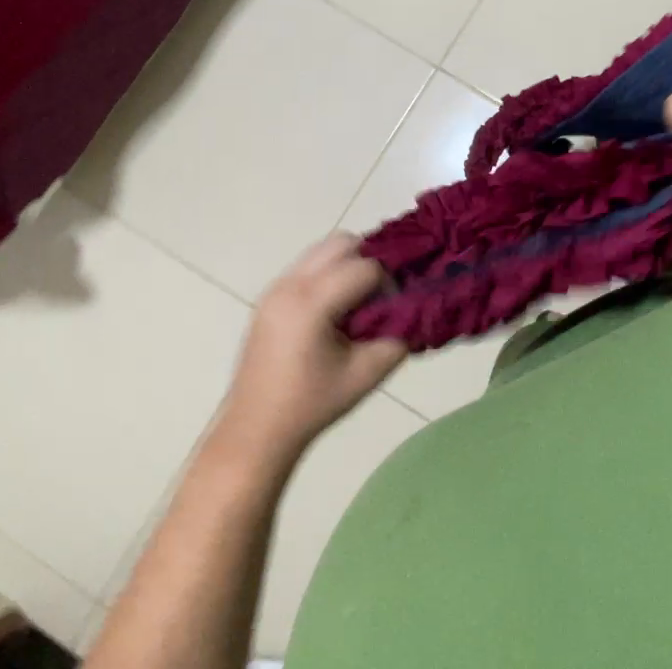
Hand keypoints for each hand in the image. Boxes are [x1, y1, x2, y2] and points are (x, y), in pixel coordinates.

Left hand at [215, 234, 406, 460]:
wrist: (256, 429)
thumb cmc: (313, 404)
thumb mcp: (367, 373)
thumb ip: (398, 335)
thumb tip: (414, 310)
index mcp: (311, 302)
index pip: (366, 266)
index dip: (389, 283)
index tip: (395, 310)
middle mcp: (289, 284)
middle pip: (342, 242)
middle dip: (370, 261)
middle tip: (382, 295)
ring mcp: (275, 288)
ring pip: (323, 250)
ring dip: (349, 265)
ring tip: (360, 302)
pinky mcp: (269, 298)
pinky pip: (308, 267)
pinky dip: (330, 275)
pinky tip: (337, 311)